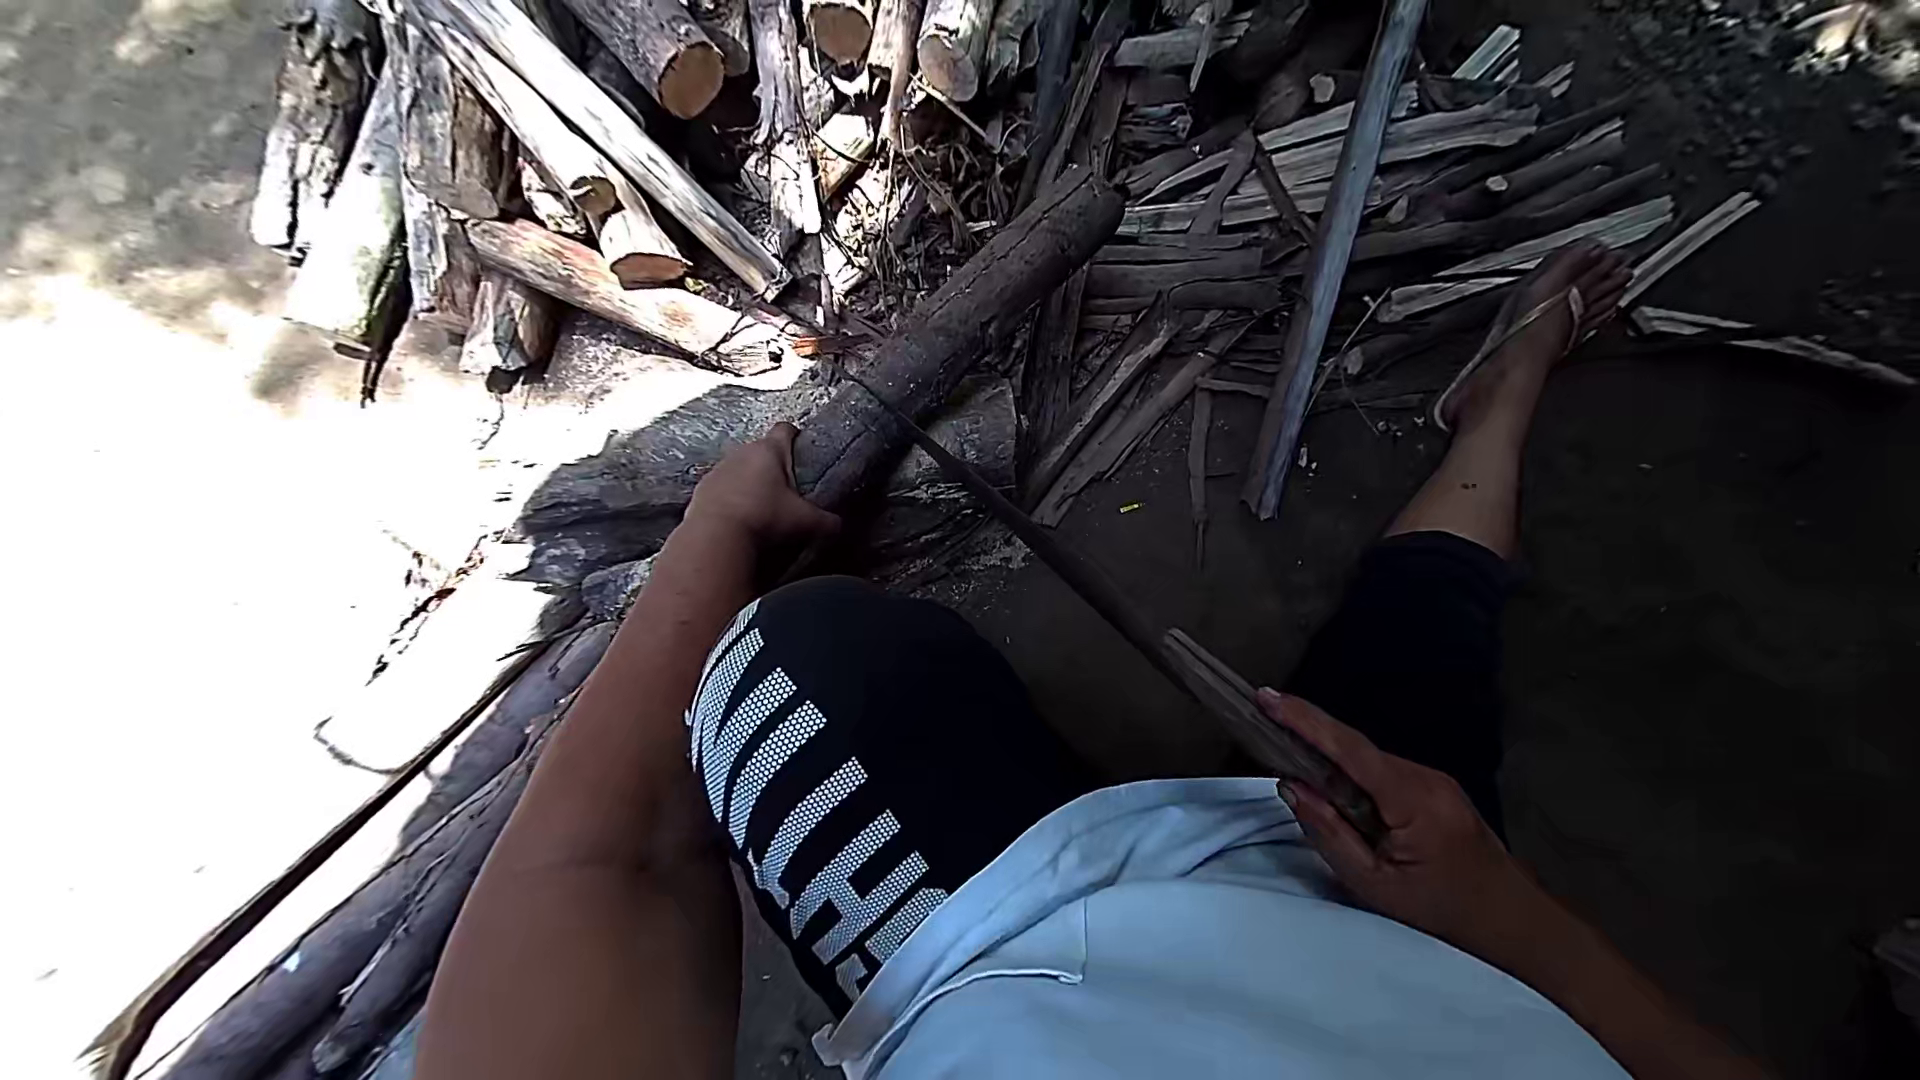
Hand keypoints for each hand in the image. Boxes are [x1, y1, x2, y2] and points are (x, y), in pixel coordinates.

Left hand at [683, 423, 840, 550]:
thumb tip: (839, 525)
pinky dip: (732, 496)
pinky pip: (722, 486)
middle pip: (762, 450)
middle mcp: (742, 452)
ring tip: (762, 506)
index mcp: (769, 450)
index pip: (785, 429)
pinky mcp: (702, 488)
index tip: (802, 448)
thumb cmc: (764, 518)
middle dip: (774, 465)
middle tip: (787, 489)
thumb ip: (827, 521)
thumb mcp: (805, 521)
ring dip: (750, 481)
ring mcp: (718, 469)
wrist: (715, 536)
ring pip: (740, 467)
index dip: (796, 436)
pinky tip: (740, 516)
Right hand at [1258, 688, 1545, 955]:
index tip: (1266, 697)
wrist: (1525, 932)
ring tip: (1284, 748)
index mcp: (1415, 800)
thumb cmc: (1446, 916)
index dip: (1304, 719)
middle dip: (1307, 731)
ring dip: (1325, 753)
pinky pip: (1377, 769)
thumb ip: (1328, 832)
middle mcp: (1426, 778)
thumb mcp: (1375, 886)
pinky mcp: (1432, 789)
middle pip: (1354, 747)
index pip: (1349, 748)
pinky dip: (1346, 769)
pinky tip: (1327, 781)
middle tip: (1261, 714)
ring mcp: (1433, 781)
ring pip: (1364, 757)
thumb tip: (1290, 784)